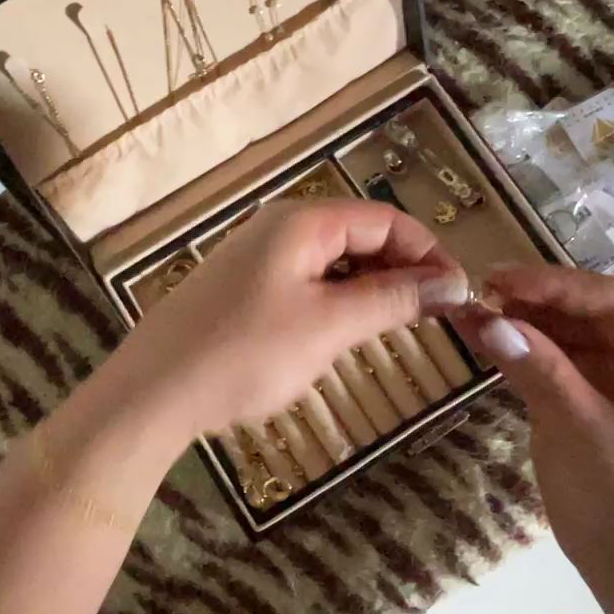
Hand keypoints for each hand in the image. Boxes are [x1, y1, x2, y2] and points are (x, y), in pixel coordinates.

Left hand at [104, 201, 468, 439]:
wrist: (152, 393)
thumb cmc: (244, 354)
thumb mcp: (328, 326)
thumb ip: (392, 299)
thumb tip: (452, 283)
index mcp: (302, 223)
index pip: (385, 219)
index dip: (429, 252)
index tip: (460, 294)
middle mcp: (279, 229)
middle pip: (360, 235)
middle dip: (403, 269)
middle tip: (436, 316)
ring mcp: (256, 259)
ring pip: (333, 262)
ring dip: (372, 288)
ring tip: (403, 326)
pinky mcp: (243, 291)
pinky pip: (307, 284)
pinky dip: (339, 302)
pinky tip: (349, 333)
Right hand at [451, 266, 613, 601]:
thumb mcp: (582, 433)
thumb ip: (539, 371)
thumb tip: (488, 318)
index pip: (611, 302)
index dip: (555, 284)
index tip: (499, 281)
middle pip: (587, 316)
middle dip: (535, 301)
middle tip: (478, 293)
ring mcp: (613, 391)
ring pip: (566, 340)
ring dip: (523, 325)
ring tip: (471, 313)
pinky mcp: (586, 412)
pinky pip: (553, 370)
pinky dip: (521, 356)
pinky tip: (486, 343)